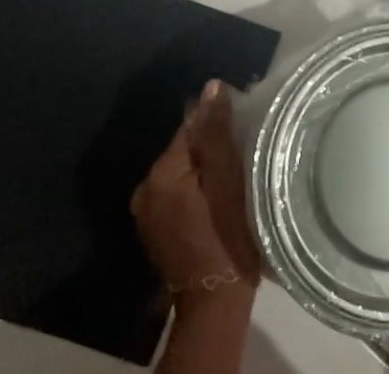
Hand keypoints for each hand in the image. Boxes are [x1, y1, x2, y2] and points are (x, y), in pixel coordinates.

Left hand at [132, 80, 260, 311]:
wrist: (215, 301)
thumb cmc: (228, 236)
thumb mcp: (228, 179)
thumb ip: (216, 132)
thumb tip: (211, 87)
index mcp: (160, 173)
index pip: (189, 128)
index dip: (218, 126)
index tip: (244, 132)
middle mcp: (144, 190)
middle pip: (183, 151)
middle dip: (210, 149)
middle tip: (244, 155)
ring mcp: (145, 215)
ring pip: (180, 175)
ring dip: (203, 171)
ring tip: (234, 176)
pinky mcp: (154, 233)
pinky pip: (176, 196)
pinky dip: (195, 193)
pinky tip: (217, 201)